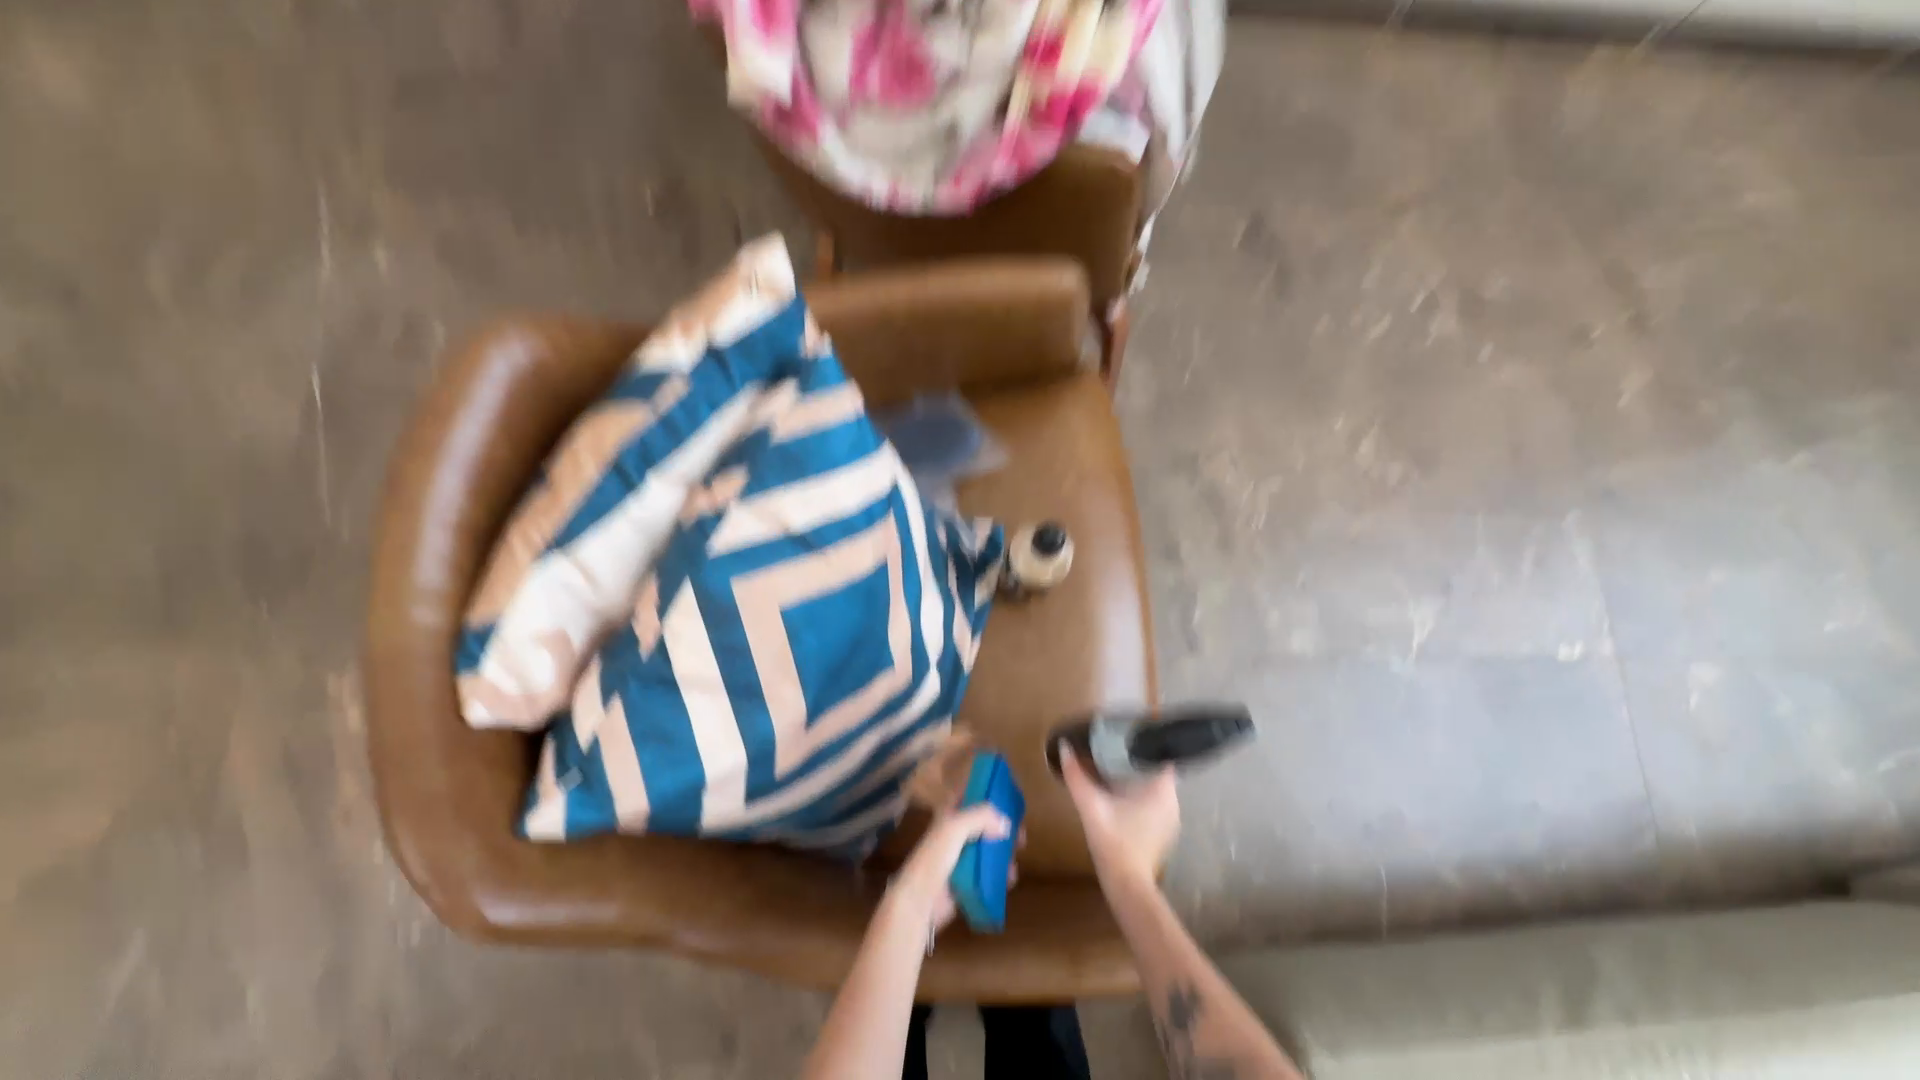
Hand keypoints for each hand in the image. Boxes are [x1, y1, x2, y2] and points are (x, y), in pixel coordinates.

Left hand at [888, 804, 1014, 935]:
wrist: (921, 901)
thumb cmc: (935, 858)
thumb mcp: (955, 828)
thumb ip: (980, 817)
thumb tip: (1006, 823)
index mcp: (948, 817)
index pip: (968, 796)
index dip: (986, 793)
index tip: (1008, 796)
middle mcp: (955, 835)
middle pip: (984, 824)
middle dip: (1003, 827)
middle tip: (1020, 834)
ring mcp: (961, 858)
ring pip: (989, 849)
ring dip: (1004, 852)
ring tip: (1015, 859)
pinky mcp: (967, 881)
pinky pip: (989, 873)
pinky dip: (1000, 874)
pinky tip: (1009, 878)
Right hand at [1059, 745, 1180, 885]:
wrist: (1126, 884)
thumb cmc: (1113, 842)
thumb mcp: (1091, 806)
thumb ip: (1077, 776)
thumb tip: (1064, 747)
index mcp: (1162, 791)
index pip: (1160, 756)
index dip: (1143, 744)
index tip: (1124, 737)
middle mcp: (1173, 802)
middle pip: (1155, 771)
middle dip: (1134, 761)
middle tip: (1111, 752)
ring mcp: (1171, 820)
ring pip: (1154, 789)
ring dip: (1136, 780)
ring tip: (1113, 770)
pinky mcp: (1164, 833)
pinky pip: (1154, 805)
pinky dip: (1139, 798)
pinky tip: (1120, 798)